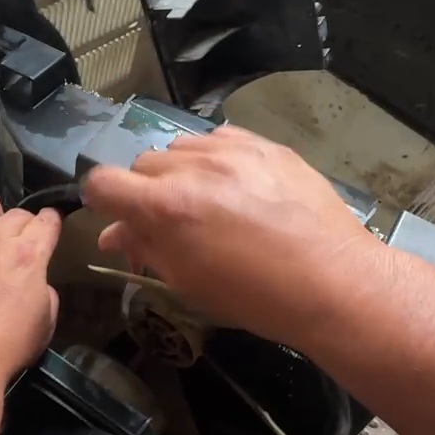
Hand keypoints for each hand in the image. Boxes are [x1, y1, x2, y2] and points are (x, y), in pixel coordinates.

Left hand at [0, 187, 61, 381]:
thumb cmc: (5, 349)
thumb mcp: (45, 324)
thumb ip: (45, 296)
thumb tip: (36, 285)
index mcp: (28, 256)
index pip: (46, 224)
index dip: (51, 221)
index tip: (50, 223)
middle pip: (13, 214)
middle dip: (22, 219)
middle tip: (20, 233)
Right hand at [82, 126, 383, 348]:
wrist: (333, 283)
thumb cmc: (253, 295)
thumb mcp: (186, 280)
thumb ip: (144, 248)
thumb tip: (114, 235)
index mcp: (166, 207)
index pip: (102, 182)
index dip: (101, 201)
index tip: (118, 217)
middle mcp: (192, 168)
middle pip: (141, 164)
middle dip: (145, 191)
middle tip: (169, 221)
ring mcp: (232, 150)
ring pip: (179, 148)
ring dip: (180, 172)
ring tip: (206, 201)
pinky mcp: (265, 144)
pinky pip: (218, 139)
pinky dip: (213, 159)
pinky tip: (234, 185)